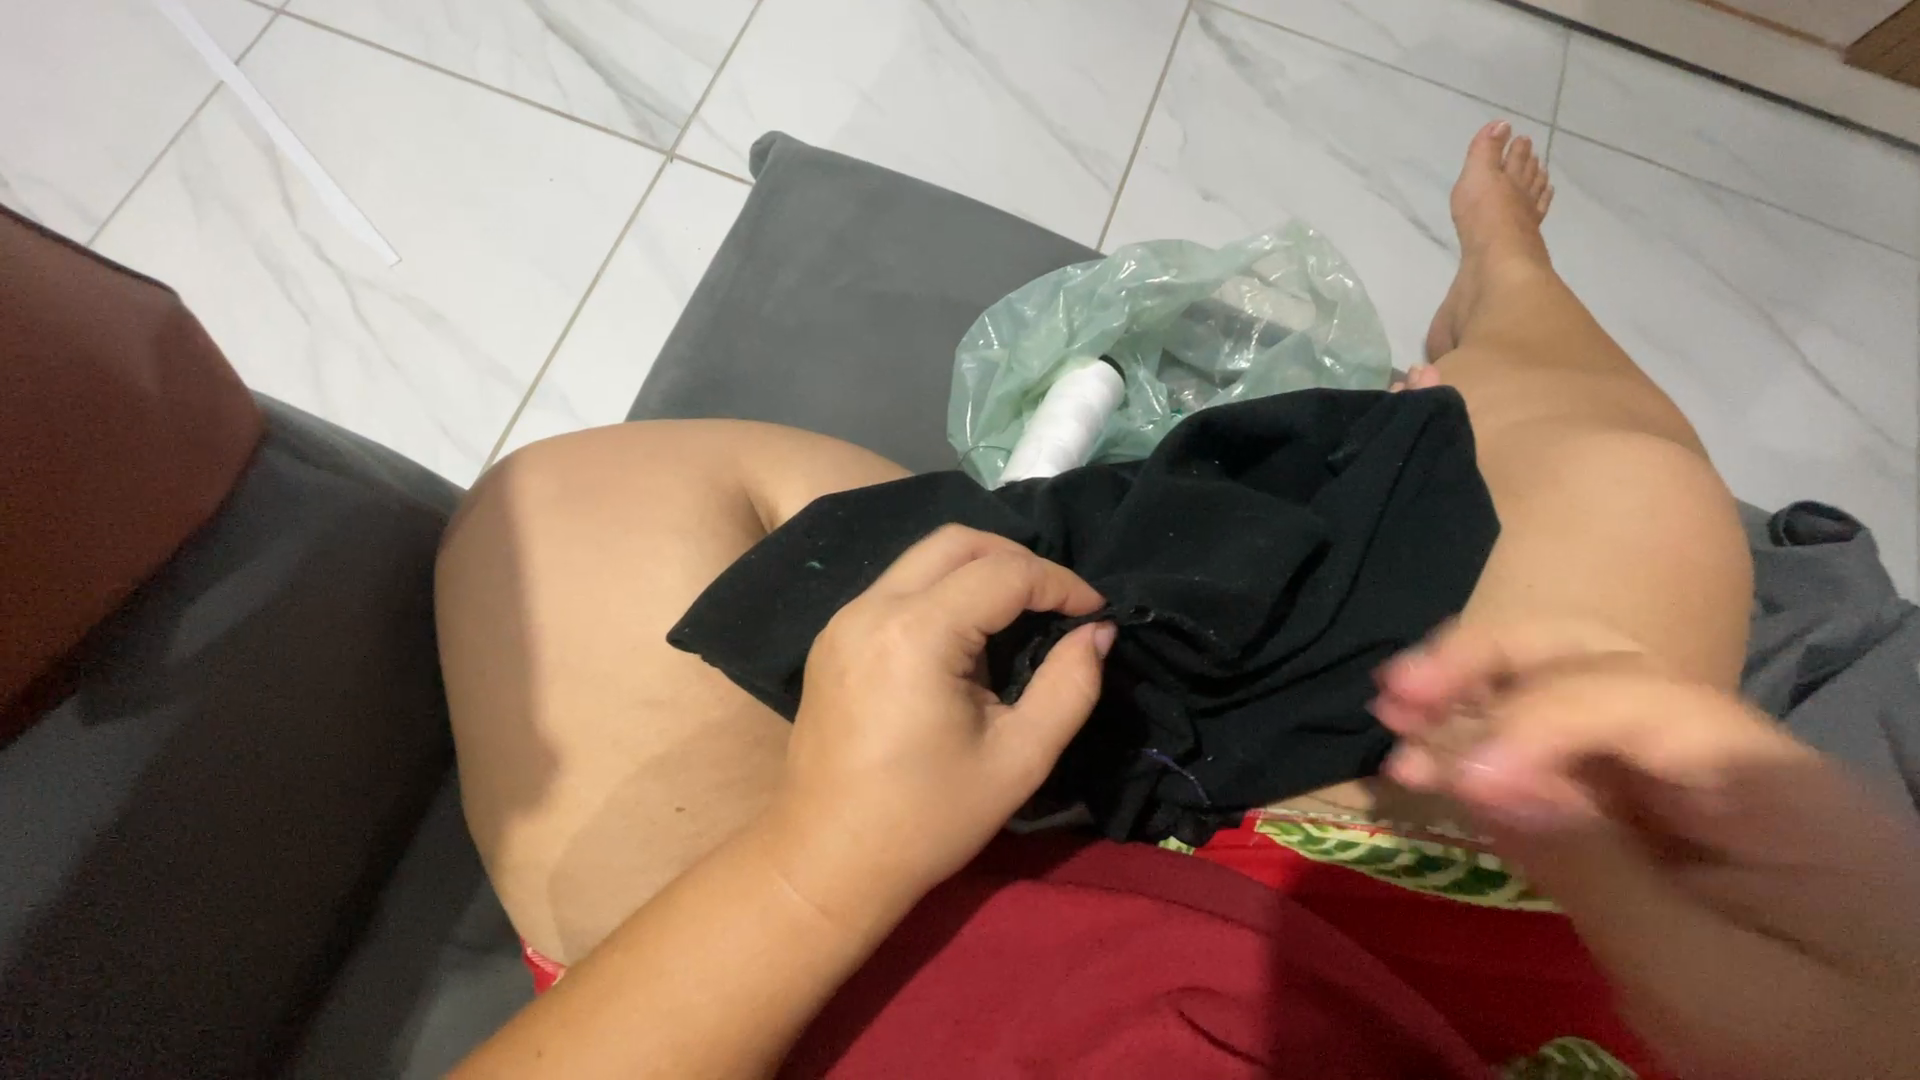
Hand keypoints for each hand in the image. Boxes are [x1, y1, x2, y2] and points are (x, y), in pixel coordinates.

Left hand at [766, 526, 1114, 928]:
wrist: (826, 860)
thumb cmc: (927, 820)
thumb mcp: (1019, 759)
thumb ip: (1070, 686)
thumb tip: (1098, 631)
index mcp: (916, 634)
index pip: (1003, 573)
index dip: (1060, 583)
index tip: (1096, 611)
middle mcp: (871, 608)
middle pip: (956, 541)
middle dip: (1017, 558)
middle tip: (1057, 601)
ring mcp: (843, 620)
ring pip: (923, 559)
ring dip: (978, 572)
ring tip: (1018, 618)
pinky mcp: (833, 637)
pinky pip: (898, 588)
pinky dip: (942, 592)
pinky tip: (966, 640)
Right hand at [1374, 621, 1919, 1079]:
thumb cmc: (1818, 1048)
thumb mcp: (1706, 982)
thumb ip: (1593, 869)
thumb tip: (1476, 776)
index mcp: (1764, 780)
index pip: (1632, 701)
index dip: (1531, 723)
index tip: (1456, 780)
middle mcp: (1715, 746)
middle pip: (1589, 658)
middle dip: (1484, 664)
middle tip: (1396, 692)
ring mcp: (1671, 768)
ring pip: (1556, 687)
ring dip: (1465, 692)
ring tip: (1391, 714)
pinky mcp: (1634, 799)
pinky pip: (1544, 748)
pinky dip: (1476, 741)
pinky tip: (1425, 755)